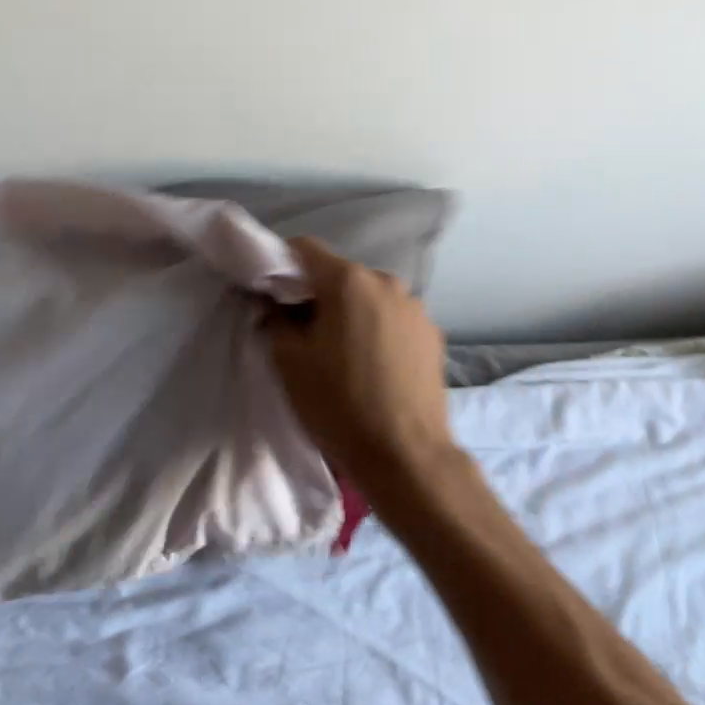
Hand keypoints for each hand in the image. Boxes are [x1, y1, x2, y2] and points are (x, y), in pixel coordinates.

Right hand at [263, 238, 457, 488]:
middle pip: (342, 277)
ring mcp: (417, 310)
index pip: (304, 250)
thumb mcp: (290, 364)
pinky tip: (373, 368)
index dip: (281, 267)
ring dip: (352, 316)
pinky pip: (394, 323)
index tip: (270, 295)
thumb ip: (276, 321)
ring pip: (371, 300)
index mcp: (350, 281)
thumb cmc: (340, 406)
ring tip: (342, 356)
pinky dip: (378, 333)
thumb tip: (275, 305)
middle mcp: (389, 284)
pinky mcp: (434, 337)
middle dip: (319, 297)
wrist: (405, 455)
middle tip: (304, 334)